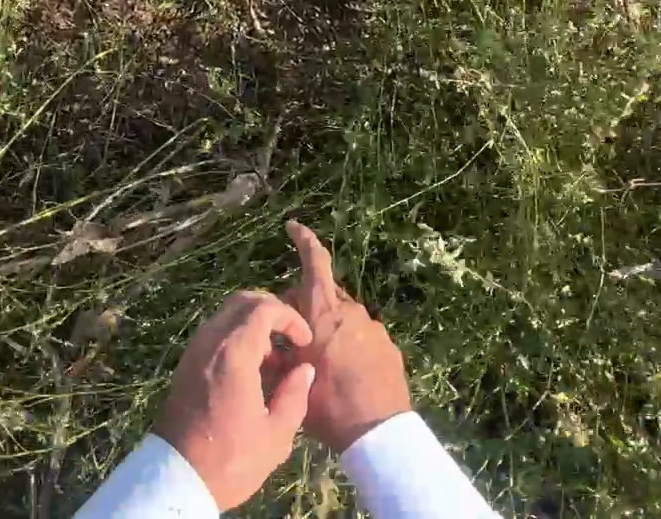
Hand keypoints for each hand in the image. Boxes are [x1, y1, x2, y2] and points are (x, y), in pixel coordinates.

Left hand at [155, 290, 316, 509]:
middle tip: (290, 338)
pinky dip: (236, 336)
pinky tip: (251, 368)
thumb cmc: (231, 459)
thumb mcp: (275, 435)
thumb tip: (304, 369)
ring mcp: (195, 348)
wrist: (178, 475)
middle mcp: (211, 340)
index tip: (304, 340)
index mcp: (234, 352)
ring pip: (226, 315)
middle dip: (271, 312)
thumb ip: (294, 395)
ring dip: (252, 324)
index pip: (264, 309)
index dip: (289, 317)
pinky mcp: (187, 361)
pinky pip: (215, 332)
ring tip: (273, 359)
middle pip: (242, 302)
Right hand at [278, 220, 412, 451]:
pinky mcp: (389, 348)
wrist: (377, 433)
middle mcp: (350, 310)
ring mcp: (373, 328)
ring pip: (343, 318)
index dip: (303, 239)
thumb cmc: (327, 401)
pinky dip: (350, 346)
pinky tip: (344, 374)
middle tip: (293, 333)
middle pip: (324, 294)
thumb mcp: (290, 376)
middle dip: (307, 305)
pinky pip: (362, 337)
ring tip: (319, 362)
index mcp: (323, 310)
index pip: (314, 260)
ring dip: (329, 329)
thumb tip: (271, 340)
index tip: (293, 226)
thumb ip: (279, 350)